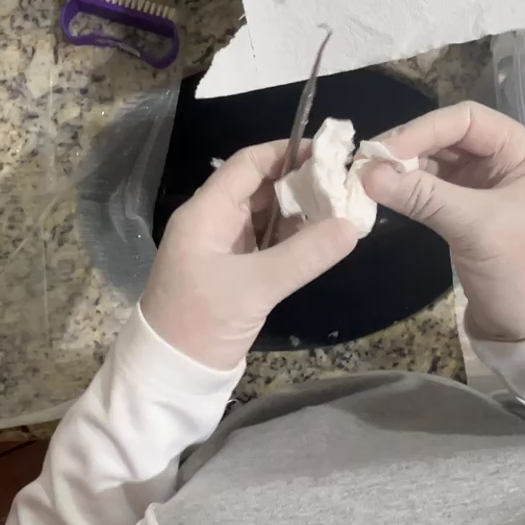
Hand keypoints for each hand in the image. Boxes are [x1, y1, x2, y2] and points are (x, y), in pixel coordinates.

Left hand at [141, 139, 359, 368]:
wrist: (172, 372)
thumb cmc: (202, 321)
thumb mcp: (255, 286)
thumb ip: (304, 255)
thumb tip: (352, 226)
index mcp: (207, 213)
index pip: (247, 165)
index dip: (286, 152)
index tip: (328, 152)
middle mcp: (215, 222)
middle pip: (261, 187)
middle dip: (301, 182)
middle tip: (344, 182)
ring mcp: (225, 248)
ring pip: (268, 216)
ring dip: (301, 211)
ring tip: (342, 207)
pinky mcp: (236, 272)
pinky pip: (269, 243)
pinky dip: (294, 238)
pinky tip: (323, 237)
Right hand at [360, 103, 524, 342]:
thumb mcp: (477, 228)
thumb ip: (424, 196)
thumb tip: (367, 174)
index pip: (468, 120)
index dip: (423, 130)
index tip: (384, 152)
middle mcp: (508, 164)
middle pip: (450, 139)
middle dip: (409, 148)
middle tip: (366, 164)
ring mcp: (488, 191)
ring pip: (438, 166)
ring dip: (404, 170)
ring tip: (367, 179)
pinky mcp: (470, 217)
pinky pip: (435, 193)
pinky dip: (410, 192)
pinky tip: (384, 195)